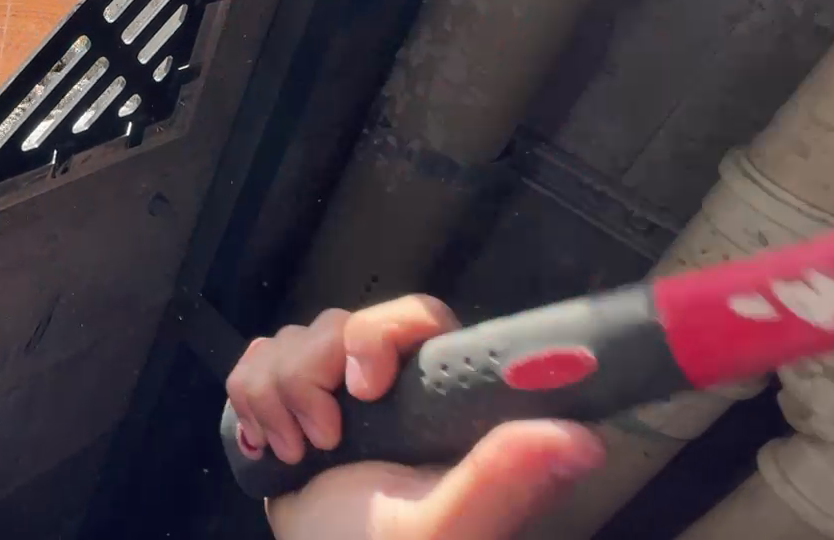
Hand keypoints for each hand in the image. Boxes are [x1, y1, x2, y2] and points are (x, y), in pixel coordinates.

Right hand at [227, 296, 605, 539]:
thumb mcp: (444, 526)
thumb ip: (497, 477)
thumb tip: (584, 438)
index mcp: (428, 398)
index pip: (411, 316)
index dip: (377, 334)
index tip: (363, 387)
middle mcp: (379, 380)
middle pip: (330, 326)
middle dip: (309, 384)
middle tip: (321, 442)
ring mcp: (324, 382)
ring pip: (284, 341)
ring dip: (275, 401)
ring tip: (293, 453)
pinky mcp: (279, 391)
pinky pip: (250, 359)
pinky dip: (249, 401)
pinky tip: (266, 444)